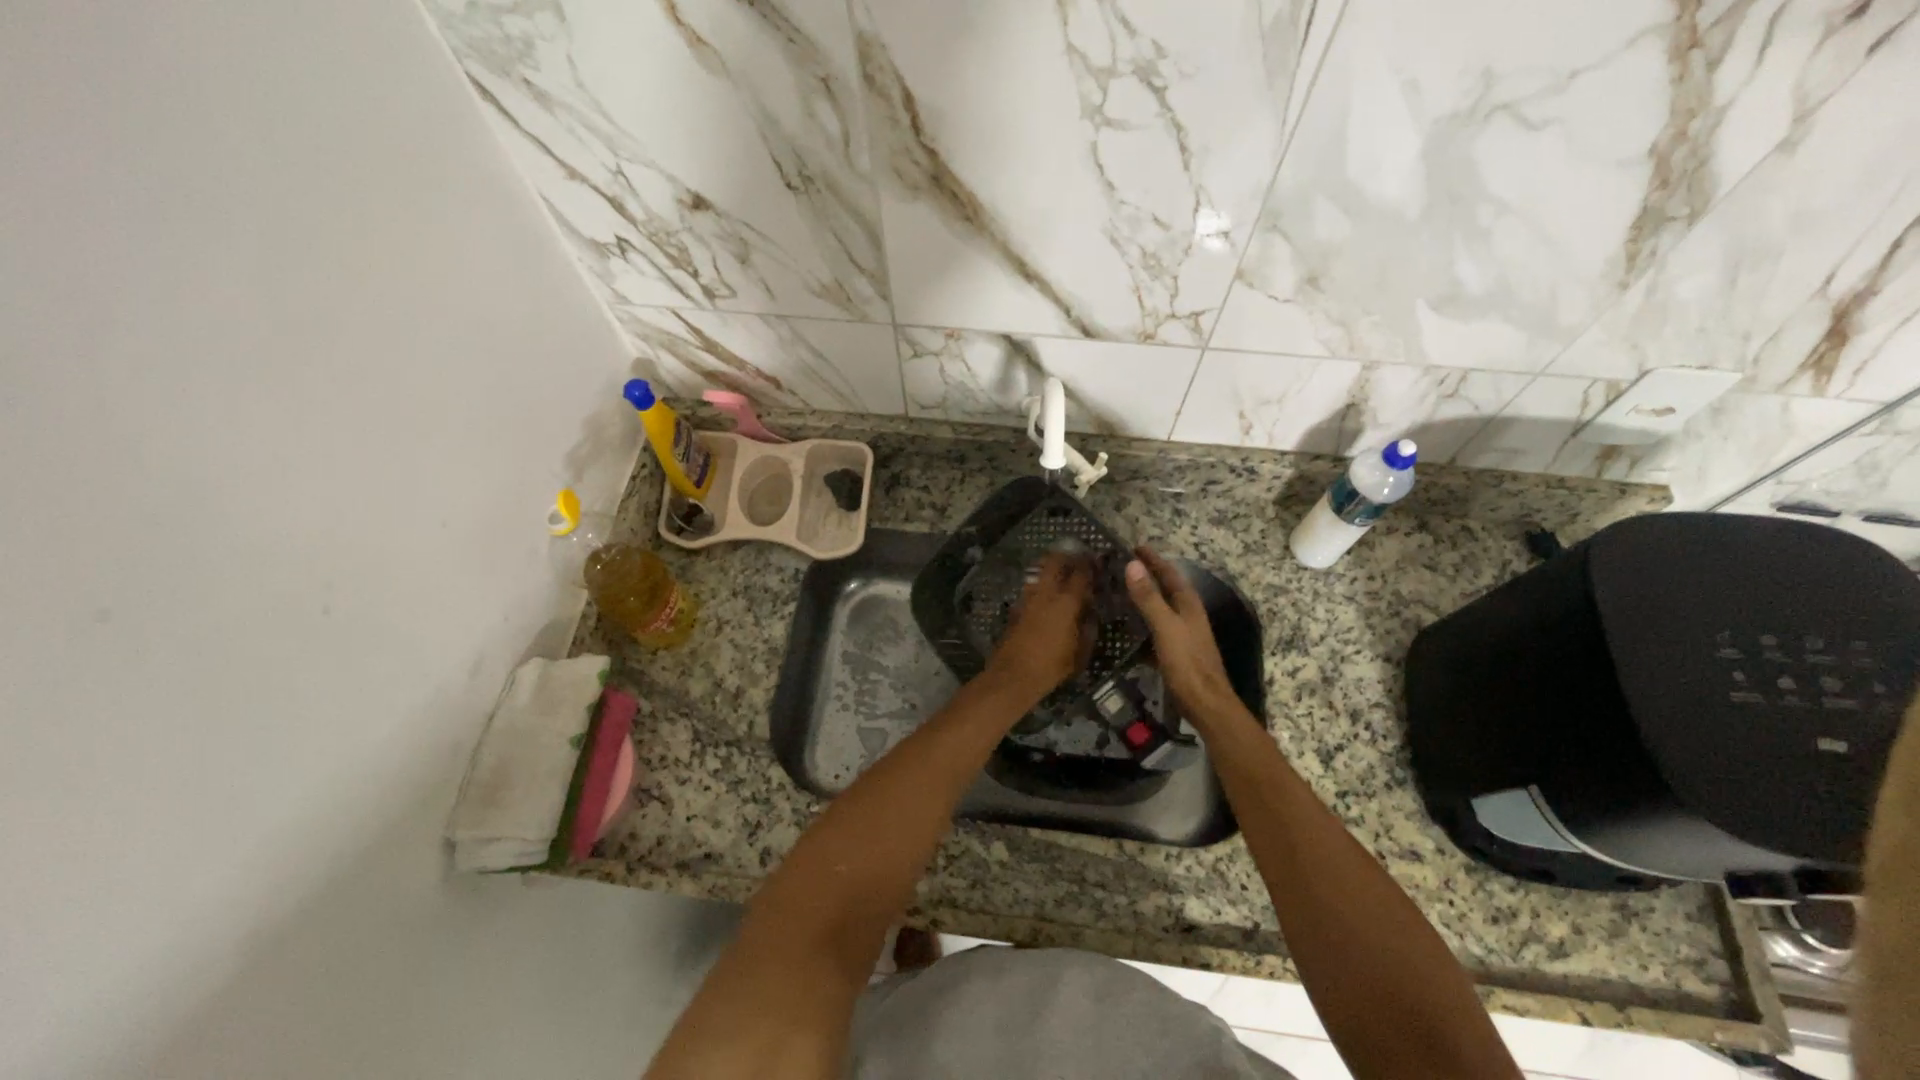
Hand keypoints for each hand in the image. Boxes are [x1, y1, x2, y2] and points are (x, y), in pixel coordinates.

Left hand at [987, 552, 1093, 693]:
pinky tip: (1047, 594)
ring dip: (1051, 567)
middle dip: (1067, 556)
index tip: (1097, 561)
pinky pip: (1032, 587)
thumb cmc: (1051, 666)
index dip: (1090, 564)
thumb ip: (1088, 628)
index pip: (1081, 572)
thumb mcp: (1080, 652)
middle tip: (1077, 559)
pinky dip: (1041, 584)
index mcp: (1066, 601)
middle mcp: (1045, 593)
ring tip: (1062, 572)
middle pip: (1055, 561)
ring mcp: (1027, 598)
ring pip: (1040, 571)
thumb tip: (1091, 612)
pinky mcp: (1016, 607)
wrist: (1013, 675)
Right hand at [1124, 546, 1238, 721]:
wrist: (1205, 704)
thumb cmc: (1187, 663)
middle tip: (1124, 566)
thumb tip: (1133, 564)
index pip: (1170, 574)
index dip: (1154, 559)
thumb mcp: (1166, 627)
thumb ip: (1149, 597)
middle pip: (1167, 590)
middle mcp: (1188, 616)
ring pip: (1161, 610)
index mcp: (1188, 605)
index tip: (1135, 546)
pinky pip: (1155, 631)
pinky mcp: (1175, 654)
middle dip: (1149, 576)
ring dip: (1144, 600)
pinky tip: (1127, 630)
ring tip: (1121, 593)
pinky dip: (1142, 625)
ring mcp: (1183, 636)